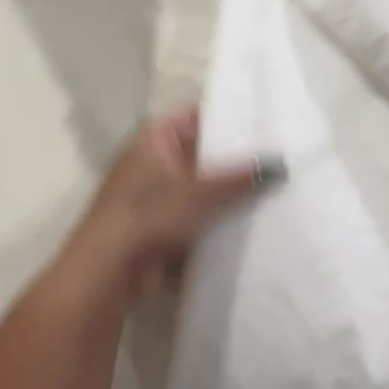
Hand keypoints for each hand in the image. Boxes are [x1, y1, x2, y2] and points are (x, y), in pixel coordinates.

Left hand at [61, 109, 278, 305]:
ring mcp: (156, 195)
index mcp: (155, 138)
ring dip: (229, 194)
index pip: (198, 117)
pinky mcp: (161, 227)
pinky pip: (198, 216)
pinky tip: (253, 221)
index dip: (230, 118)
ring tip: (275, 189)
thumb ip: (241, 178)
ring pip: (202, 188)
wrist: (107, 272)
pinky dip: (218, 219)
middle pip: (203, 153)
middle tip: (281, 158)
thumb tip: (280, 164)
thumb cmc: (149, 216)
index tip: (267, 124)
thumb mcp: (201, 193)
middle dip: (236, 160)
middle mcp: (153, 161)